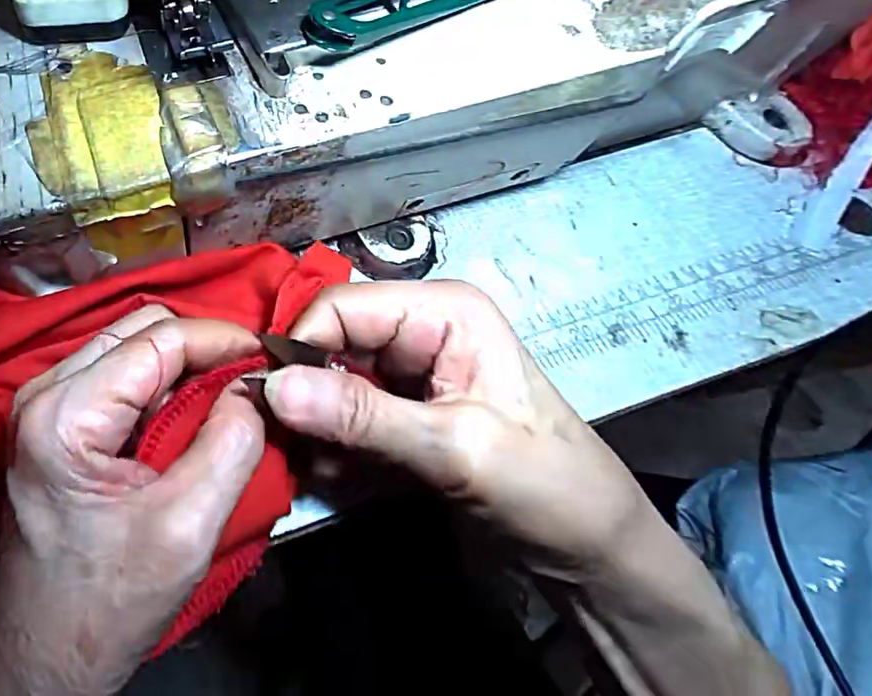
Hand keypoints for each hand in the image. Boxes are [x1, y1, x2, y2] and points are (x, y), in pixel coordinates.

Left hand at [0, 305, 265, 695]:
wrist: (46, 648)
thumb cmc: (108, 601)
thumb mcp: (186, 529)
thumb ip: (229, 446)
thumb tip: (251, 386)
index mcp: (64, 413)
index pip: (155, 340)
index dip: (217, 339)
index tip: (264, 354)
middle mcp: (44, 390)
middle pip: (137, 330)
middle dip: (198, 347)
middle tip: (245, 379)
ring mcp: (43, 398)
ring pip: (127, 345)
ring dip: (179, 364)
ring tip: (221, 398)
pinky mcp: (52, 414)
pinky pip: (114, 372)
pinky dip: (156, 383)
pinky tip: (183, 414)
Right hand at [261, 281, 651, 581]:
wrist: (599, 564)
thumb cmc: (554, 492)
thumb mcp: (457, 451)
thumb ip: (361, 416)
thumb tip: (272, 387)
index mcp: (439, 311)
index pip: (338, 307)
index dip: (300, 349)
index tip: (272, 401)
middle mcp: (414, 327)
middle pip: (327, 341)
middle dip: (304, 391)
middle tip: (287, 439)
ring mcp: (403, 368)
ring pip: (325, 378)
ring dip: (313, 422)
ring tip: (316, 463)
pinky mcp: (395, 406)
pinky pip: (338, 410)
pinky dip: (327, 440)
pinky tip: (333, 470)